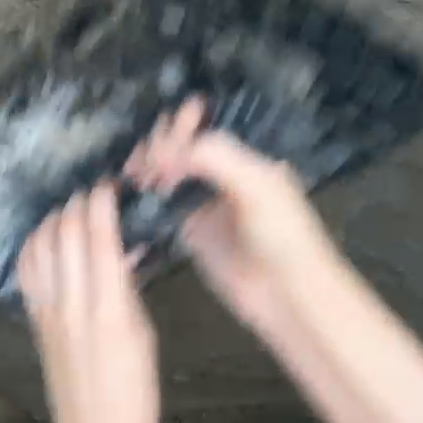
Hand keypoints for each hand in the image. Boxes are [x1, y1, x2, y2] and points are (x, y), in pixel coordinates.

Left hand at [17, 181, 159, 422]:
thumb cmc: (134, 385)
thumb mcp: (143, 333)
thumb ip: (127, 285)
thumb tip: (121, 243)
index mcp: (109, 308)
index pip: (99, 236)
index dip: (101, 201)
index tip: (109, 185)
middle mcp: (72, 302)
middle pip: (65, 231)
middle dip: (78, 202)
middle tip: (92, 194)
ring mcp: (46, 308)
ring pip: (40, 242)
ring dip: (55, 217)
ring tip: (71, 212)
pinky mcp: (31, 317)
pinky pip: (25, 266)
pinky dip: (34, 241)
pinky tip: (46, 236)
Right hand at [125, 96, 335, 327]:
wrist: (290, 298)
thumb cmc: (284, 236)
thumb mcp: (256, 184)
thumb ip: (212, 156)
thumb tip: (164, 151)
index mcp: (242, 155)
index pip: (203, 124)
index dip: (181, 124)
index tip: (167, 142)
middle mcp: (219, 170)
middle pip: (179, 140)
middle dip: (159, 140)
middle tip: (149, 160)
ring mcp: (202, 197)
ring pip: (166, 165)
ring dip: (147, 159)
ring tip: (136, 170)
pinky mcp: (188, 225)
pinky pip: (160, 198)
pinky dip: (144, 187)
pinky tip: (133, 183)